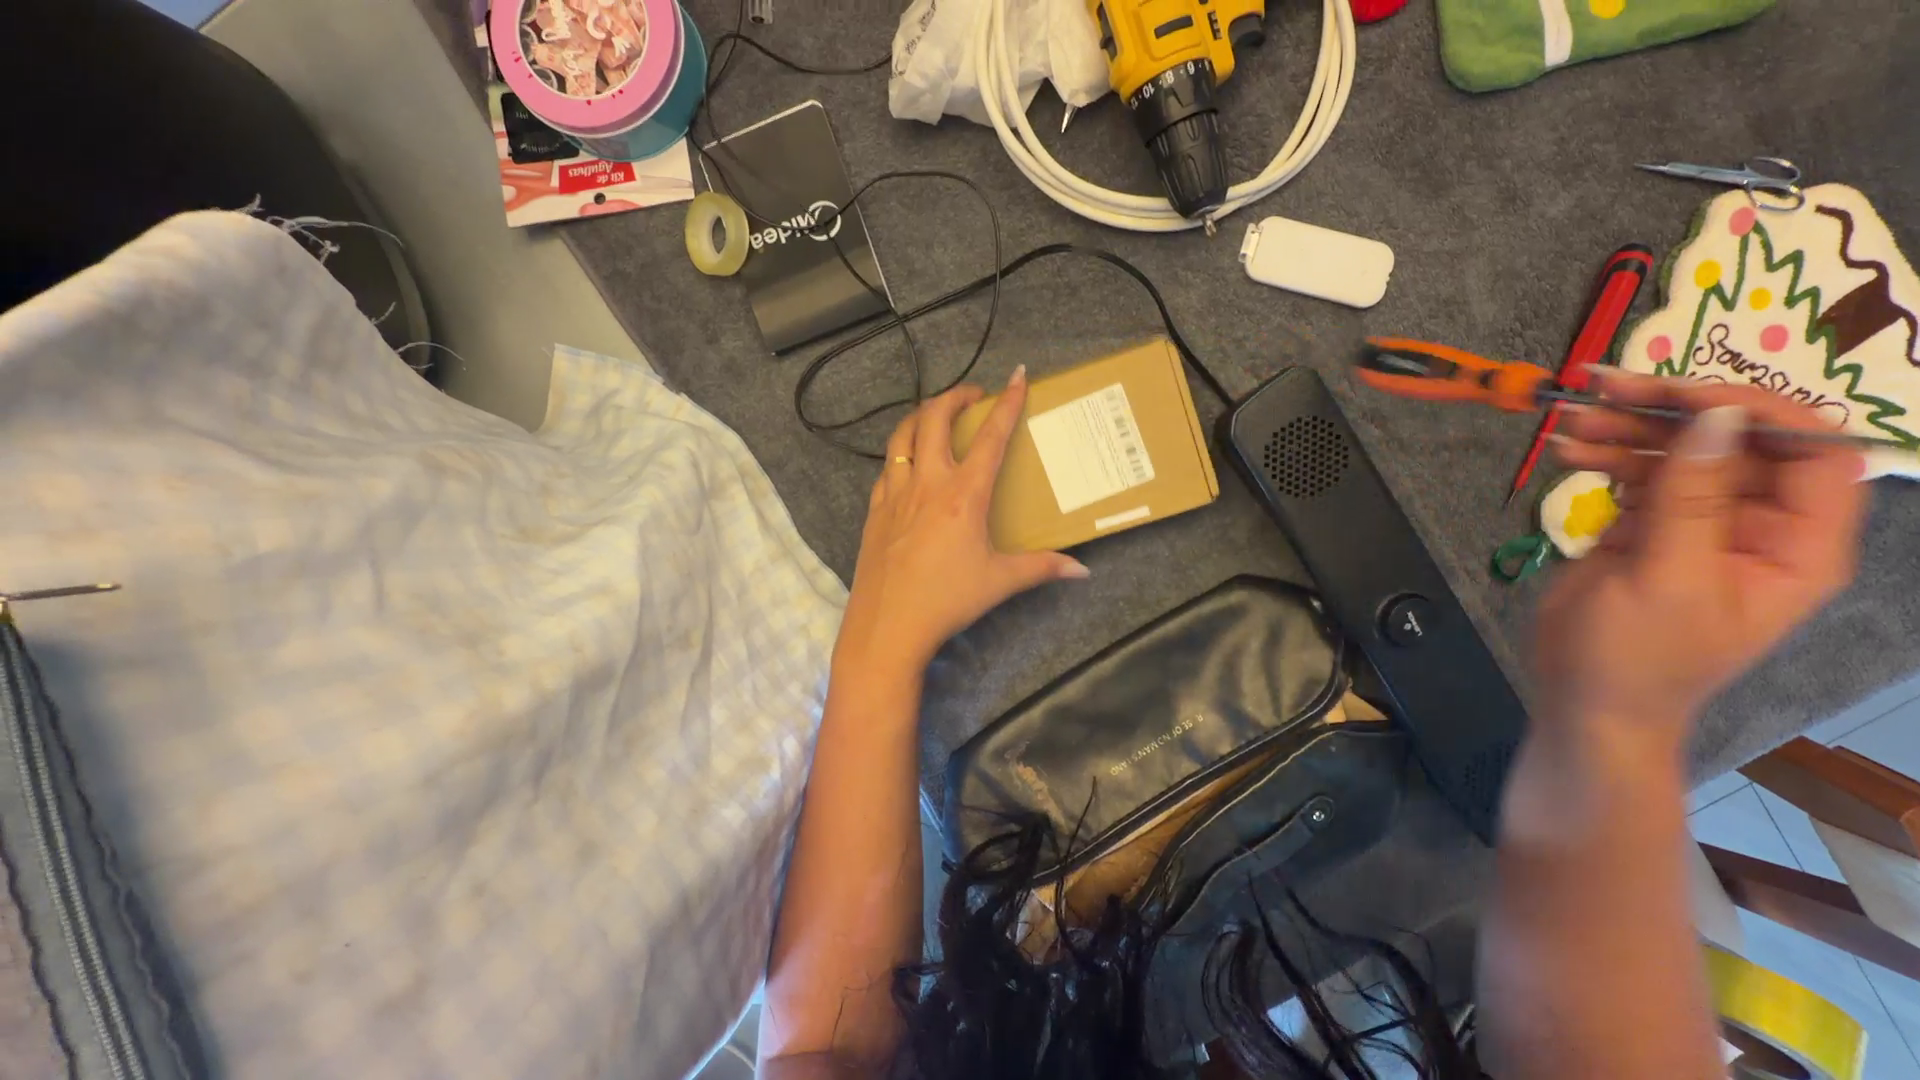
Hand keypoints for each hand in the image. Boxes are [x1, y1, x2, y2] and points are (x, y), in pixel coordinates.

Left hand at [835, 367, 1089, 676]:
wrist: (886, 627)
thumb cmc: (946, 601)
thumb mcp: (999, 582)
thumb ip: (1041, 568)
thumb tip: (1082, 570)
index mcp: (963, 495)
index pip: (990, 437)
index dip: (1007, 403)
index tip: (1016, 376)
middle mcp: (927, 483)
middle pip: (934, 418)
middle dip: (955, 396)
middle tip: (974, 395)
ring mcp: (894, 494)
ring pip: (902, 436)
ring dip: (921, 416)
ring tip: (937, 416)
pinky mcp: (874, 511)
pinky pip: (887, 469)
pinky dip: (901, 455)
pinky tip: (909, 467)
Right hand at [1537, 372, 1867, 751]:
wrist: (1582, 701)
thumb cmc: (1638, 658)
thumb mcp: (1669, 579)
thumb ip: (1693, 498)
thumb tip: (1716, 417)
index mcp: (1796, 545)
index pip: (1812, 453)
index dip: (1760, 415)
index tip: (1683, 398)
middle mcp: (1756, 524)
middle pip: (1734, 441)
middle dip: (1672, 411)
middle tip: (1604, 390)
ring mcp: (1698, 522)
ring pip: (1678, 449)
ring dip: (1626, 427)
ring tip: (1571, 420)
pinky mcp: (1647, 525)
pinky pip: (1636, 471)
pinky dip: (1603, 454)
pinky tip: (1567, 451)